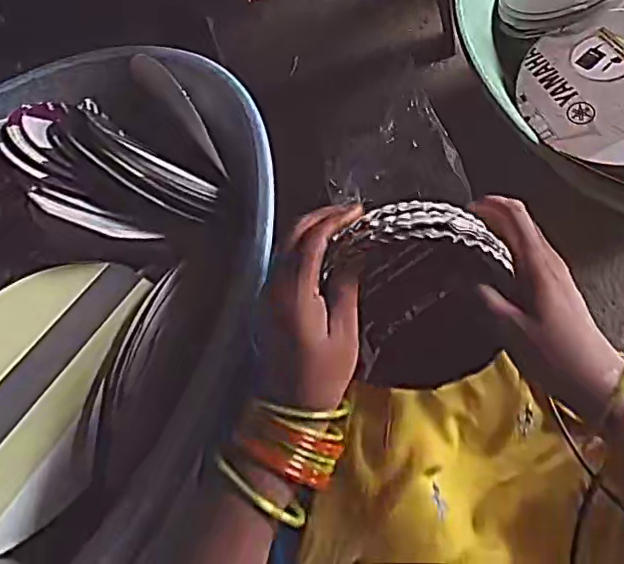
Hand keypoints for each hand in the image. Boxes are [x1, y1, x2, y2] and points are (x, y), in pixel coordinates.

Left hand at [262, 202, 362, 409]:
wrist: (288, 411)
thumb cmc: (318, 380)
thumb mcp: (344, 334)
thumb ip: (346, 288)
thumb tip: (354, 257)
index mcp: (295, 294)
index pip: (312, 240)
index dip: (335, 220)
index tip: (355, 213)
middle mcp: (275, 288)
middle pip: (293, 233)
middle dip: (322, 216)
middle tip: (348, 213)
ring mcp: (268, 293)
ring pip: (286, 244)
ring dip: (312, 228)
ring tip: (340, 226)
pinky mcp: (268, 301)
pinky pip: (284, 260)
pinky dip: (304, 246)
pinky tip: (323, 249)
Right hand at [472, 195, 623, 419]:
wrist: (597, 380)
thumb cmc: (558, 356)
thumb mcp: (510, 329)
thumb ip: (483, 298)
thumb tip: (461, 278)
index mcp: (538, 264)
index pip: (516, 214)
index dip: (490, 204)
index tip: (469, 209)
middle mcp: (551, 261)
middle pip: (522, 219)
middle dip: (493, 213)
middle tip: (468, 224)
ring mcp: (558, 272)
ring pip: (528, 235)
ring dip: (503, 230)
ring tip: (479, 242)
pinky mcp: (560, 285)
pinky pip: (533, 252)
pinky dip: (512, 247)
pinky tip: (500, 266)